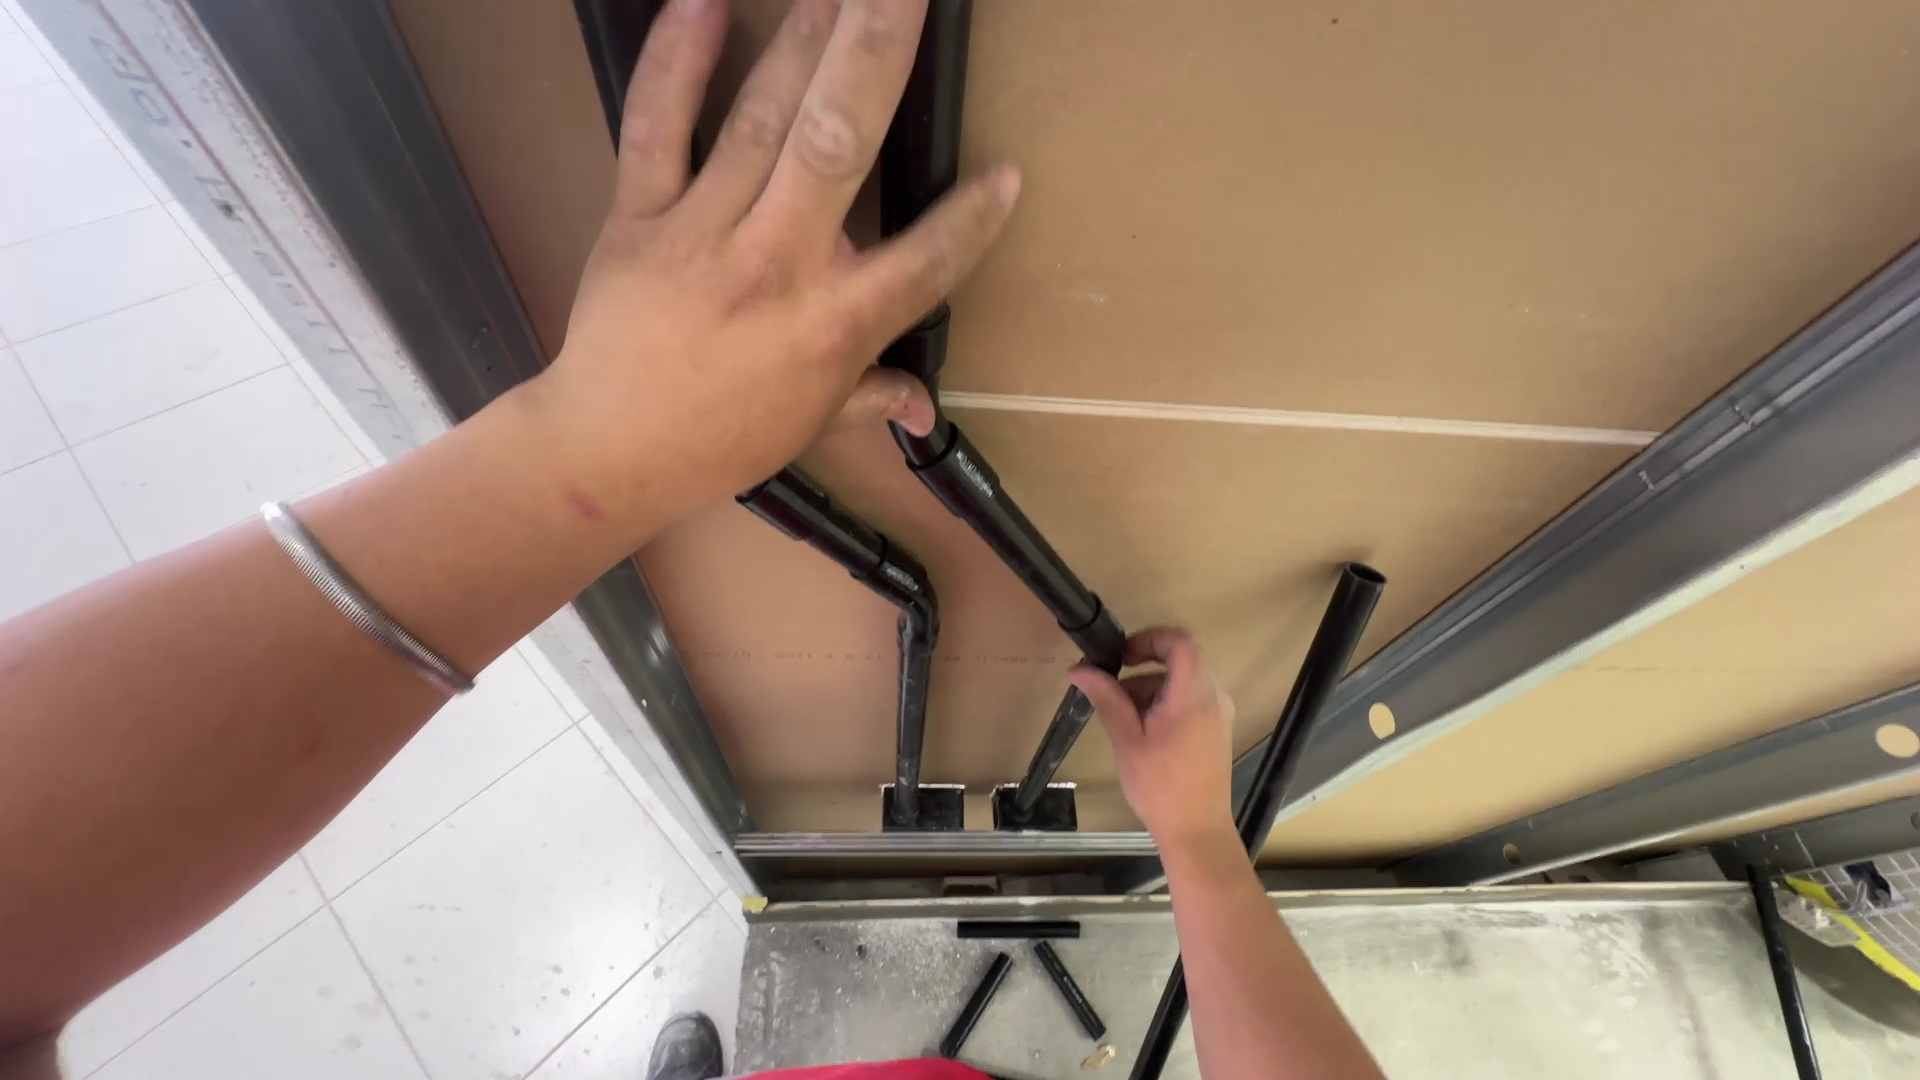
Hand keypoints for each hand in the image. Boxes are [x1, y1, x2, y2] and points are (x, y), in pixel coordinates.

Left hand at [533, 0, 1015, 527]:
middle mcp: (779, 264)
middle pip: (840, 145)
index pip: (924, 261)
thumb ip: (874, 397)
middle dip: (878, 54)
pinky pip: (656, 126)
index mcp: (834, 326)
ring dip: (806, 38)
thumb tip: (923, 409)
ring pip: (762, 119)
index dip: (971, 221)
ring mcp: (705, 231)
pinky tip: (702, 1)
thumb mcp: (813, 422)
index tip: (1007, 175)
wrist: (613, 448)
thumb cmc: (725, 440)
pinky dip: (675, 61)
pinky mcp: (640, 214)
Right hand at [1069, 628, 1238, 845]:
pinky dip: (1164, 701)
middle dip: (1143, 667)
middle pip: (1181, 659)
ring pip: (1183, 680)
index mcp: (1193, 695)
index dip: (1149, 638)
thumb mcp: (1126, 738)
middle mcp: (1214, 697)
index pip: (1181, 641)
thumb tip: (1078, 669)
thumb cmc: (1159, 786)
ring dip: (1150, 686)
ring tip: (1122, 715)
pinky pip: (1190, 698)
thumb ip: (1105, 697)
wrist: (1196, 831)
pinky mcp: (1216, 729)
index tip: (1122, 657)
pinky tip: (1142, 729)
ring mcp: (1219, 714)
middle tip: (1113, 687)